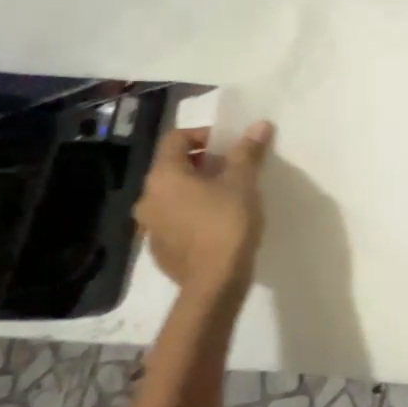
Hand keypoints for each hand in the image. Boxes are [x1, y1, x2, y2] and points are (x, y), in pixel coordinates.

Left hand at [134, 122, 272, 297]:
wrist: (214, 282)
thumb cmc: (226, 222)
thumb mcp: (243, 181)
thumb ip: (247, 151)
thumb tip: (259, 125)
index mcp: (163, 177)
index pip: (175, 139)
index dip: (204, 134)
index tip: (231, 145)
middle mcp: (148, 198)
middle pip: (173, 166)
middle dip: (204, 162)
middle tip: (235, 169)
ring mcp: (150, 226)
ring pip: (174, 194)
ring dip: (198, 188)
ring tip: (229, 195)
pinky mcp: (159, 248)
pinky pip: (175, 218)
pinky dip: (193, 212)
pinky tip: (218, 223)